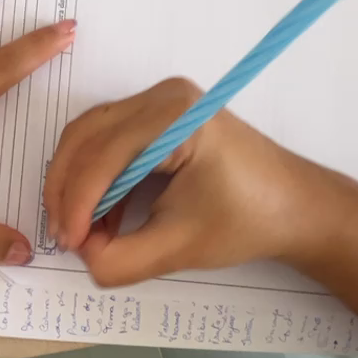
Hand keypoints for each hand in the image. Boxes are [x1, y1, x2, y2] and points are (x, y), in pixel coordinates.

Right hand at [42, 79, 356, 285]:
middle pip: (85, 138)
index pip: (103, 155)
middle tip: (64, 238)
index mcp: (175, 117)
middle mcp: (162, 96)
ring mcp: (157, 101)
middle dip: (66, 191)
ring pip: (87, 139)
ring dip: (75, 185)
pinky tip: (101, 216)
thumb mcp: (178, 250)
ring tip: (80, 231)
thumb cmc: (246, 222)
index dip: (77, 203)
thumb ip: (119, 261)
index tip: (69, 244)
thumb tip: (81, 256)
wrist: (293, 206)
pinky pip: (104, 142)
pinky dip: (93, 179)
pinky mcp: (155, 116)